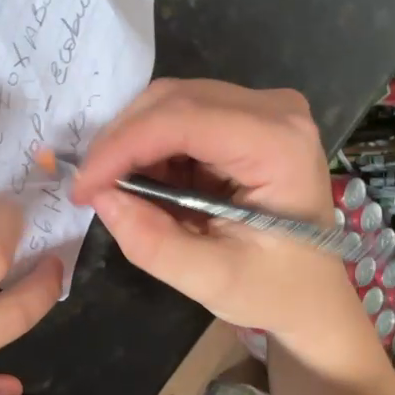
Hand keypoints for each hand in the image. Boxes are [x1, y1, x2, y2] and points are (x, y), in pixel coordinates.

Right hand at [72, 79, 360, 341]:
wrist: (312, 295)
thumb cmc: (273, 291)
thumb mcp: (210, 279)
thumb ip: (153, 242)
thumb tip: (101, 198)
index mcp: (278, 144)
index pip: (183, 119)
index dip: (121, 147)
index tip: (82, 188)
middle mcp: (275, 110)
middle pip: (174, 99)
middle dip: (120, 142)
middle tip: (89, 190)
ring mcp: (262, 110)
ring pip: (172, 103)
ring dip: (133, 145)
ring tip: (114, 192)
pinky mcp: (246, 121)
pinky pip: (182, 118)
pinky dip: (151, 150)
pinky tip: (143, 185)